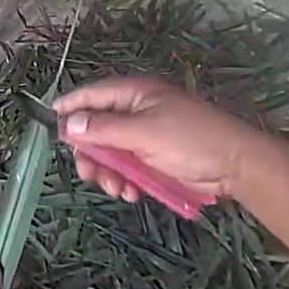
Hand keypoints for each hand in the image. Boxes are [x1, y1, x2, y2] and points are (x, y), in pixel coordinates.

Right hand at [54, 77, 266, 200]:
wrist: (237, 165)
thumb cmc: (190, 140)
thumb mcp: (143, 132)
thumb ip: (104, 129)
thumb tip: (69, 123)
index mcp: (135, 93)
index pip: (93, 94)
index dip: (71, 106)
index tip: (50, 121)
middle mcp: (138, 110)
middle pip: (99, 128)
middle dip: (91, 153)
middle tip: (88, 173)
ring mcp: (148, 134)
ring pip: (112, 151)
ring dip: (109, 172)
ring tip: (117, 190)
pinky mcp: (157, 156)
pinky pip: (130, 166)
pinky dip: (126, 180)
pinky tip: (132, 194)